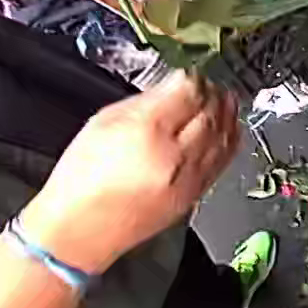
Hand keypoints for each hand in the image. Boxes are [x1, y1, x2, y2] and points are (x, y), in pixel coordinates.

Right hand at [18, 73, 239, 273]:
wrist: (77, 234)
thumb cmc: (81, 180)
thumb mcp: (103, 124)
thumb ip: (145, 101)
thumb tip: (176, 84)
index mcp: (145, 132)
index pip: (187, 93)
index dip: (194, 79)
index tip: (191, 73)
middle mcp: (173, 155)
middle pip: (209, 113)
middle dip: (214, 94)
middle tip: (210, 84)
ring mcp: (187, 178)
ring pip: (223, 135)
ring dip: (228, 113)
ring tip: (225, 100)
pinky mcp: (194, 194)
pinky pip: (223, 159)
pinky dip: (229, 138)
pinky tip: (229, 126)